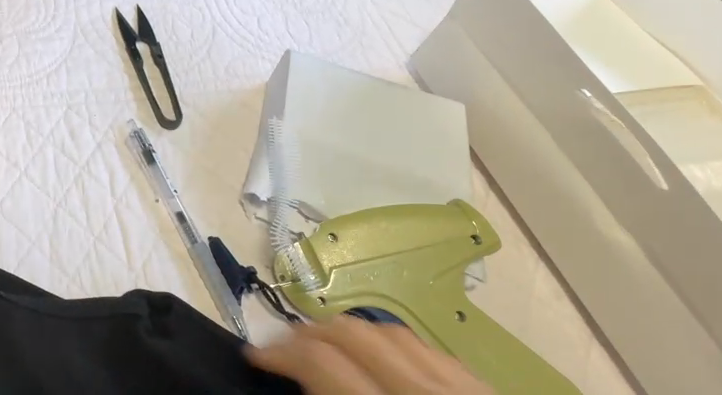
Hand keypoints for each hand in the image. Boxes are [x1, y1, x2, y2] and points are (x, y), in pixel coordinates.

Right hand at [247, 317, 493, 393]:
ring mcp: (465, 392)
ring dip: (350, 336)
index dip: (277, 354)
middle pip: (352, 334)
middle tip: (286, 353)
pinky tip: (385, 366)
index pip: (320, 363)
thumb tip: (297, 389)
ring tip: (330, 352)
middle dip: (308, 336)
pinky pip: (433, 351)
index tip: (255, 360)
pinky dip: (395, 348)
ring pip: (390, 332)